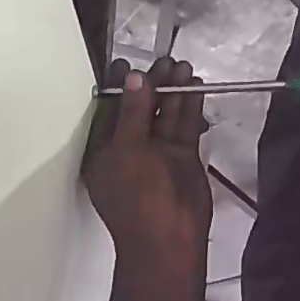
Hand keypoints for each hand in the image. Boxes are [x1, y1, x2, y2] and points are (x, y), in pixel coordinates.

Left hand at [85, 57, 212, 300]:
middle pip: (139, 107)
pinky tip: (194, 85)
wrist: (169, 240)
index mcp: (104, 149)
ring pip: (164, 114)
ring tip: (181, 65)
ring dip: (172, 91)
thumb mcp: (126, 151)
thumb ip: (132, 113)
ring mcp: (157, 152)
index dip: (116, 86)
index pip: (108, 109)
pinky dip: (190, 105)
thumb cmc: (136, 197)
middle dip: (150, 83)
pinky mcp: (182, 156)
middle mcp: (129, 147)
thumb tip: (135, 77)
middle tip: (163, 60)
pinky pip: (184, 125)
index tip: (124, 62)